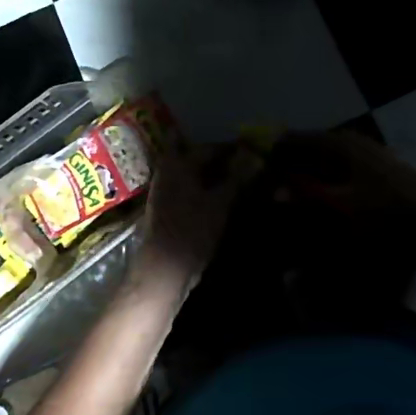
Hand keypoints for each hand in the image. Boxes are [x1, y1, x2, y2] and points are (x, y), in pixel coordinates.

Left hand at [130, 144, 254, 300]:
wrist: (164, 266)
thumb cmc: (193, 230)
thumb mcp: (221, 203)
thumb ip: (237, 178)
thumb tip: (254, 156)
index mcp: (179, 163)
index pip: (209, 148)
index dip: (231, 149)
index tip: (250, 151)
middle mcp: (166, 170)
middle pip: (193, 156)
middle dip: (214, 157)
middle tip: (239, 162)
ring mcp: (161, 188)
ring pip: (187, 172)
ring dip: (207, 173)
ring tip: (232, 180)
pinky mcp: (161, 206)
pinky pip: (183, 188)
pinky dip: (199, 188)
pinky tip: (214, 197)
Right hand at [268, 130, 415, 224]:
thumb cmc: (386, 208)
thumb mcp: (341, 205)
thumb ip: (308, 195)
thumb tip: (276, 189)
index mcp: (337, 144)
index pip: (295, 138)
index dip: (271, 145)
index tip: (248, 150)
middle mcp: (349, 140)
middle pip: (309, 143)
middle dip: (286, 153)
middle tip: (263, 166)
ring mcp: (364, 150)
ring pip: (324, 152)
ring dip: (304, 162)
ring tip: (285, 176)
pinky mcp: (375, 163)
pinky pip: (337, 160)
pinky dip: (321, 168)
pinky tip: (317, 183)